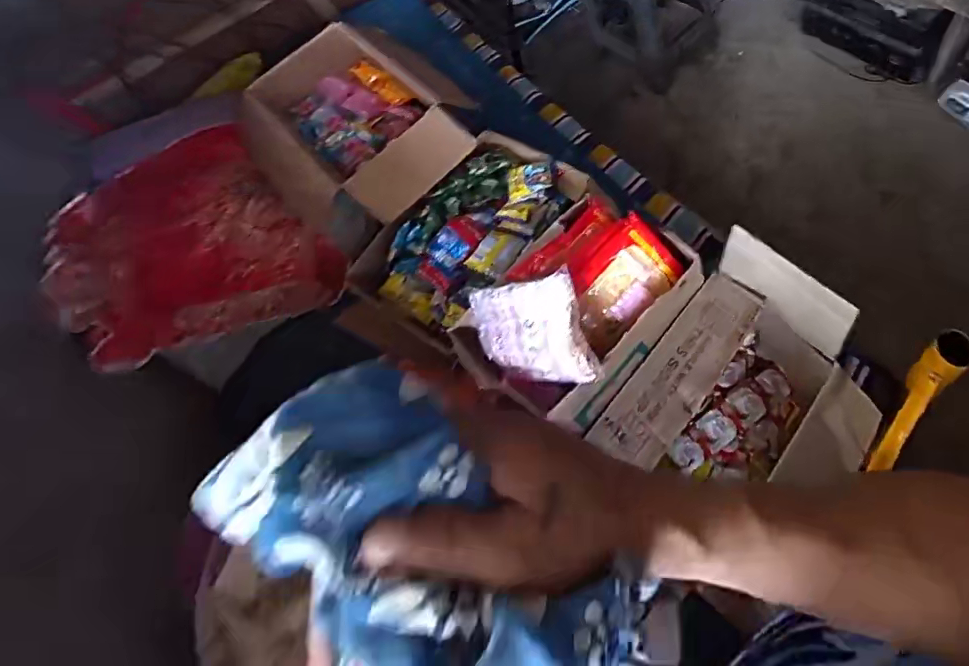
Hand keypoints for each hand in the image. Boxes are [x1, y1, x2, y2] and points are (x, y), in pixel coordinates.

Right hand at [357, 400, 661, 590]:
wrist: (640, 518)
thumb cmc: (577, 532)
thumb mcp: (506, 550)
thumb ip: (440, 538)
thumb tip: (366, 536)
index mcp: (486, 434)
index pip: (412, 419)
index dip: (368, 439)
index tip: (328, 463)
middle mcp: (494, 422)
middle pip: (423, 433)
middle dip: (382, 462)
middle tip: (337, 497)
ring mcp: (509, 436)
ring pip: (442, 448)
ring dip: (409, 475)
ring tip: (364, 509)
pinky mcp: (520, 454)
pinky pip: (464, 461)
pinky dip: (438, 482)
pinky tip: (420, 512)